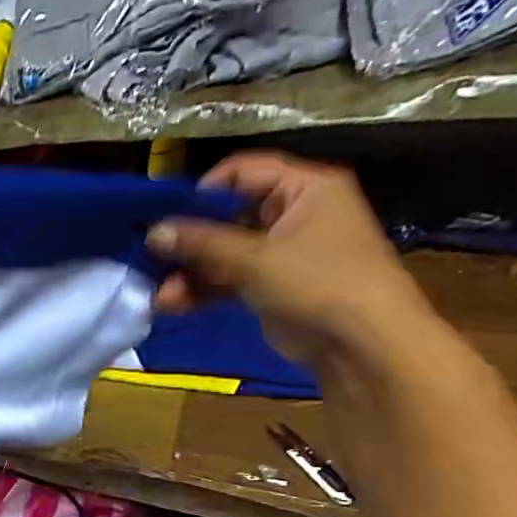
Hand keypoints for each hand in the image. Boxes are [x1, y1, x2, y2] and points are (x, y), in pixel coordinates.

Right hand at [148, 151, 436, 368]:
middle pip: (229, 215)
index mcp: (306, 188)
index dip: (204, 189)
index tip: (167, 212)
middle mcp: (295, 213)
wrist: (362, 345)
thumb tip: (153, 232)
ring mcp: (283, 253)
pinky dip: (205, 290)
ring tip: (162, 294)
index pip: (245, 171)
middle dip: (191, 241)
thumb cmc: (319, 283)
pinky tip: (175, 304)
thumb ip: (202, 243)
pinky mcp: (273, 287)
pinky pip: (231, 279)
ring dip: (192, 272)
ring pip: (226, 253)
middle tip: (154, 257)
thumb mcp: (256, 259)